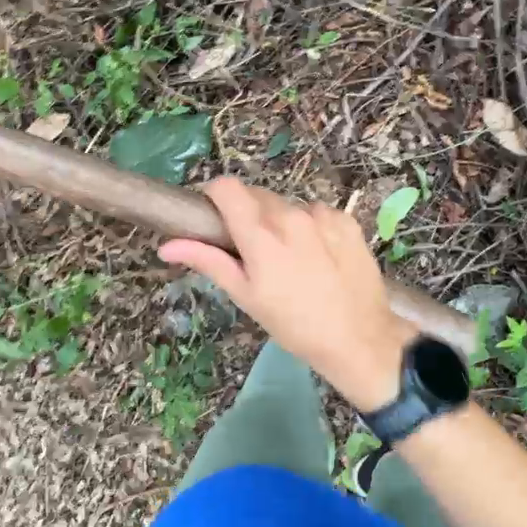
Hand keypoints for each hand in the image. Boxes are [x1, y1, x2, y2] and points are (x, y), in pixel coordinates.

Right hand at [159, 178, 412, 410]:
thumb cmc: (294, 325)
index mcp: (261, 235)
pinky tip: (318, 258)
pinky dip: (310, 227)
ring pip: (287, 205)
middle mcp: (291, 216)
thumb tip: (167, 246)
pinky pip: (316, 213)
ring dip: (279, 221)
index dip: (215, 195)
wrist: (359, 339)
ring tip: (290, 260)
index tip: (214, 215)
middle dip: (247, 214)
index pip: (227, 187)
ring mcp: (322, 216)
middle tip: (251, 250)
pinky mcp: (346, 220)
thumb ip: (209, 261)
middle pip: (256, 196)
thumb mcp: (246, 296)